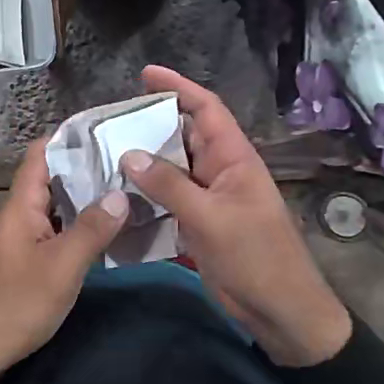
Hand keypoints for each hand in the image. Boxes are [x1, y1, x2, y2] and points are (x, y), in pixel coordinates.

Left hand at [0, 139, 128, 383]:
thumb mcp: (62, 267)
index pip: (39, 155)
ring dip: (81, 198)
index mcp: (19, 208)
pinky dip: (75, 224)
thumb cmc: (17, 304)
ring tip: (122, 190)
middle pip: (48, 179)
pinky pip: (52, 230)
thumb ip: (92, 229)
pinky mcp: (24, 261)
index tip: (102, 130)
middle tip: (125, 163)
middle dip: (83, 168)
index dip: (66, 138)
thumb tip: (121, 193)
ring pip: (52, 207)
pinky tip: (102, 230)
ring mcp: (18, 240)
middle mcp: (16, 216)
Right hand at [120, 65, 352, 366]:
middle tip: (109, 121)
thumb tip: (129, 154)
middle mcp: (219, 170)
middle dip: (150, 124)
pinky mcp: (197, 222)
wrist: (279, 310)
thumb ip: (169, 185)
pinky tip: (117, 194)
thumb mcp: (210, 218)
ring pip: (171, 168)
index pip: (206, 109)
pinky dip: (145, 194)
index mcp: (233, 158)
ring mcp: (208, 197)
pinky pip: (167, 198)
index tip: (145, 73)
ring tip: (103, 153)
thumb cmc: (255, 257)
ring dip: (143, 161)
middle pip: (182, 136)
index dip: (178, 87)